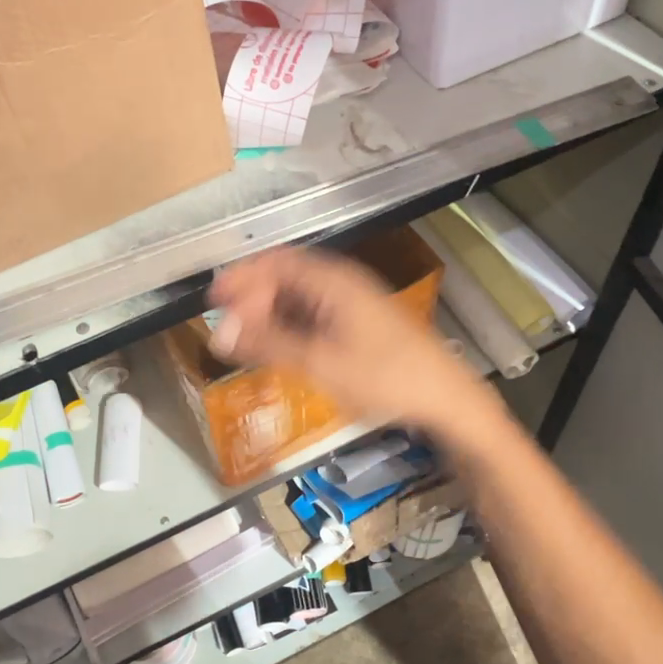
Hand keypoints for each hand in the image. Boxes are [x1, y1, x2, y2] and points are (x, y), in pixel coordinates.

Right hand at [206, 246, 502, 433]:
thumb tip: (220, 332)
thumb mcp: (321, 363)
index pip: (276, 264)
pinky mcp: (361, 324)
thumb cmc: (387, 379)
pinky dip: (290, 324)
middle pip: (287, 277)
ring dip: (270, 312)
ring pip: (300, 296)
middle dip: (253, 296)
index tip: (214, 300)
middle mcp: (343, 283)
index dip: (242, 277)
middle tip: (227, 325)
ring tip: (245, 338)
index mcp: (334, 282)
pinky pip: (314, 313)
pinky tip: (279, 347)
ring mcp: (354, 303)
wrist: (447, 399)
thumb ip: (269, 344)